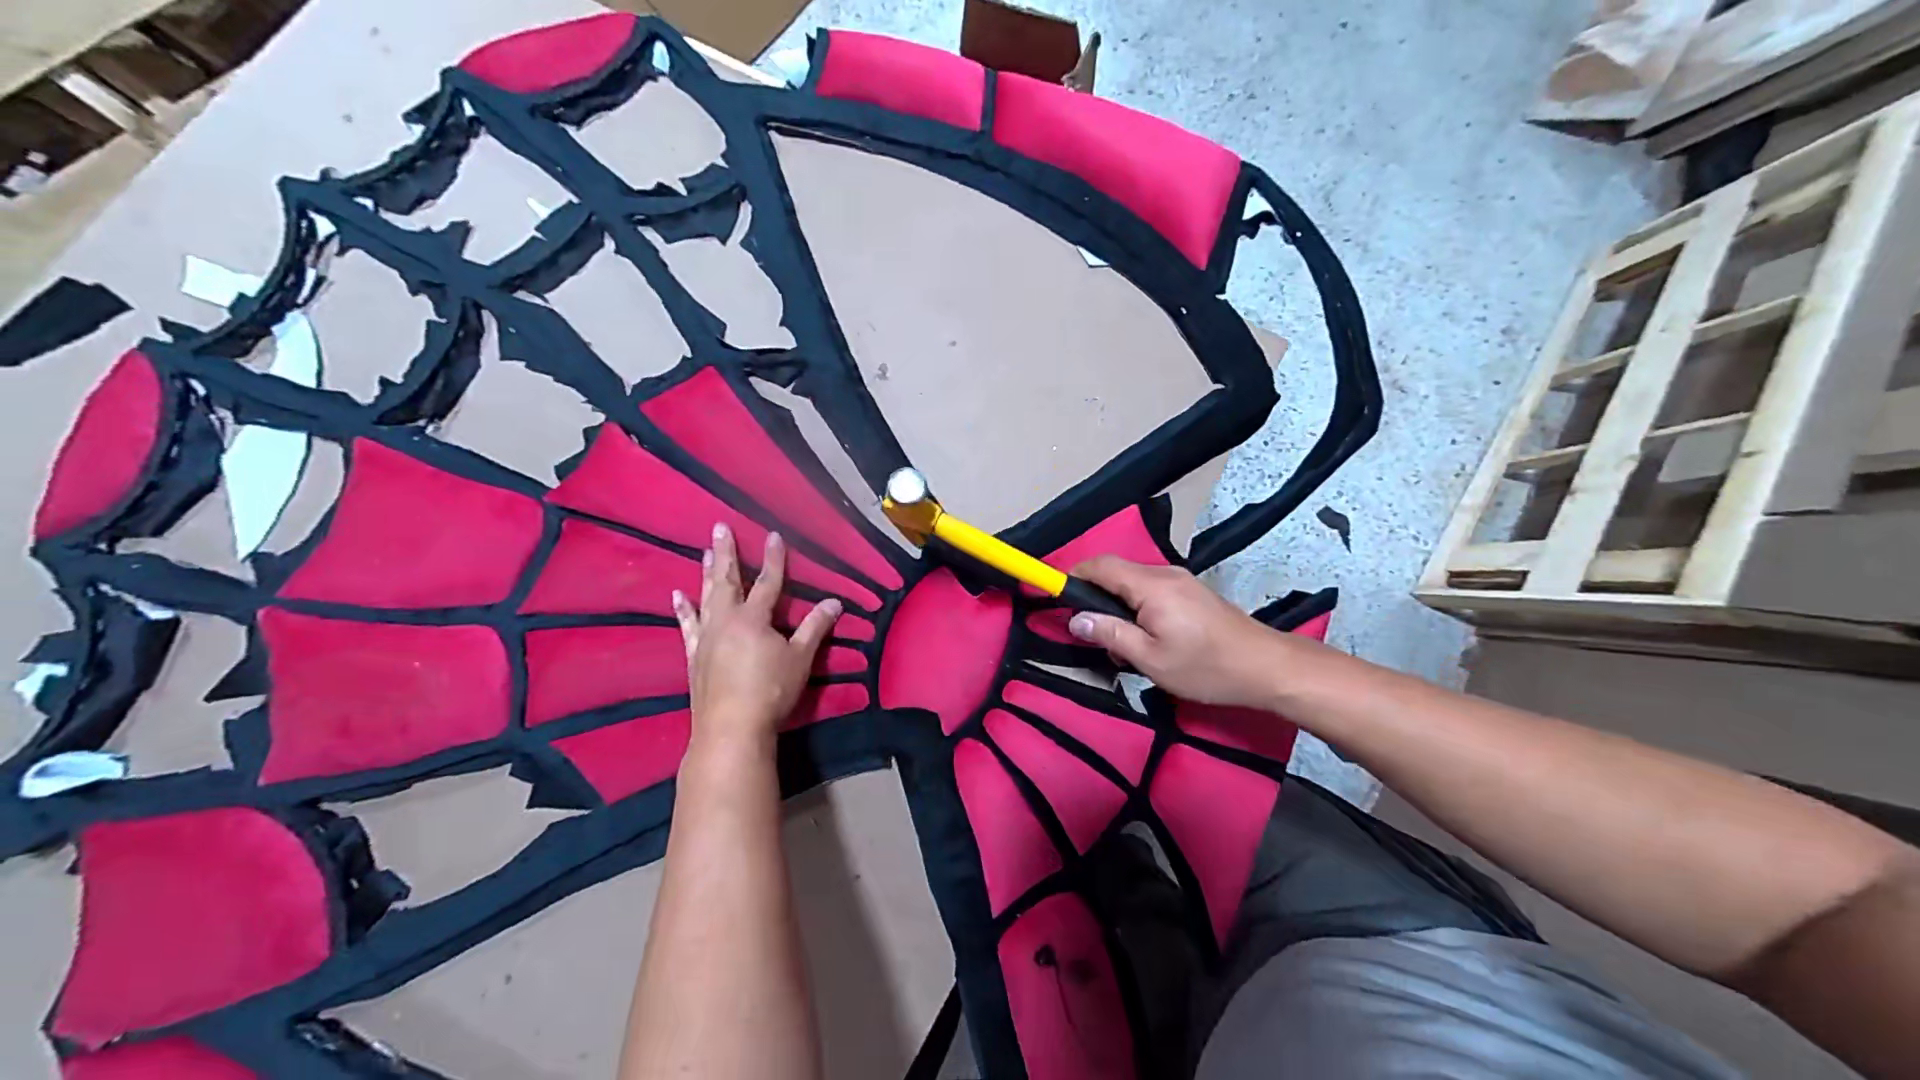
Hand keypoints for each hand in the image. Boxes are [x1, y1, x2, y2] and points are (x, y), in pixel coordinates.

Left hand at [674, 523, 840, 755]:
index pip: (768, 582)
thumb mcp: (800, 659)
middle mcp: (726, 620)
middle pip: (728, 580)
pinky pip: (686, 625)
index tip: (773, 534)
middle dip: (727, 552)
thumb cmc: (770, 691)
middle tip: (720, 527)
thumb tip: (835, 602)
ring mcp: (705, 637)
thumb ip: (815, 628)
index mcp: (754, 618)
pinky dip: (683, 609)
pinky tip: (677, 596)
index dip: (773, 558)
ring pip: (706, 597)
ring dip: (706, 573)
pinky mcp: (693, 655)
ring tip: (705, 552)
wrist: (730, 728)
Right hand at [1067, 556, 1313, 709]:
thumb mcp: (1150, 659)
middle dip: (1095, 598)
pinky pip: (1151, 591)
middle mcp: (1165, 575)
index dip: (1072, 575)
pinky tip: (1144, 640)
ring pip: (1133, 584)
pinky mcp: (1191, 593)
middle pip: (1116, 573)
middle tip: (1089, 634)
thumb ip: (1110, 634)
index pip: (1100, 566)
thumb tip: (1076, 619)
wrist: (1267, 668)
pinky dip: (1137, 609)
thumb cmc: (1206, 668)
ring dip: (1117, 607)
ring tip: (1120, 645)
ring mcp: (1181, 581)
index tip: (1053, 594)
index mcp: (1151, 586)